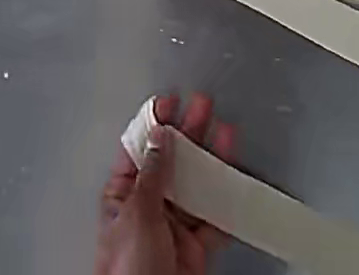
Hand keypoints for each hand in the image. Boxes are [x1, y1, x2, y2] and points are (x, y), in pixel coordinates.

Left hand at [96, 93, 236, 274]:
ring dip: (211, 154)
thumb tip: (160, 133)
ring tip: (225, 128)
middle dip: (188, 131)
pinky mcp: (197, 245)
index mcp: (123, 196)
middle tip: (203, 104)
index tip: (170, 100)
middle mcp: (149, 206)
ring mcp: (174, 225)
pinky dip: (227, 192)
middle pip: (172, 160)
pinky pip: (214, 212)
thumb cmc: (128, 269)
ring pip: (196, 181)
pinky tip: (235, 170)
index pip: (139, 150)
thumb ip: (153, 172)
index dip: (154, 124)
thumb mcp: (137, 213)